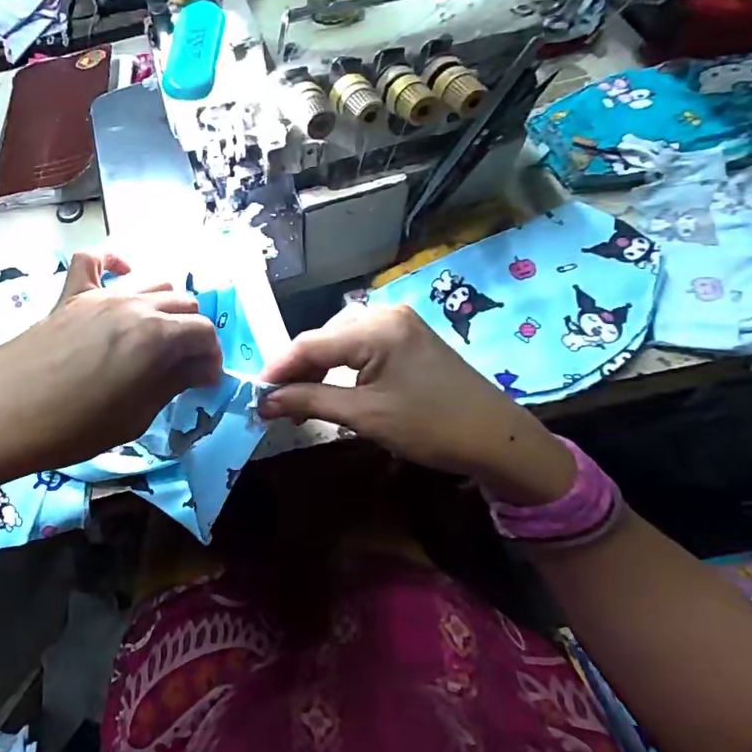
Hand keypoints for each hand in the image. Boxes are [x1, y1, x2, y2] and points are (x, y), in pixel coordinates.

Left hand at [0, 249, 222, 482]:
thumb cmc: (72, 427)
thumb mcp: (135, 416)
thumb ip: (171, 384)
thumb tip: (198, 369)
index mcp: (157, 336)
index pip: (205, 333)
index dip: (212, 359)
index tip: (204, 383)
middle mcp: (134, 304)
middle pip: (184, 304)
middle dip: (193, 334)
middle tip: (182, 367)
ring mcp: (99, 296)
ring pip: (152, 282)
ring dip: (165, 308)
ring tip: (155, 338)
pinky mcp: (69, 297)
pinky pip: (94, 260)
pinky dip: (112, 263)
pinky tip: (117, 279)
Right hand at [259, 303, 574, 500]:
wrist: (498, 439)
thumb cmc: (432, 427)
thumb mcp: (365, 415)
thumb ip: (309, 401)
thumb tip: (263, 402)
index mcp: (377, 326)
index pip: (310, 342)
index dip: (277, 368)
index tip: (253, 395)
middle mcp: (386, 313)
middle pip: (324, 338)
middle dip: (297, 369)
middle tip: (275, 403)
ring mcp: (400, 322)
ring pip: (341, 341)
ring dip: (318, 369)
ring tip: (298, 401)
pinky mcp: (409, 337)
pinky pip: (362, 346)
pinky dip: (342, 367)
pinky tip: (331, 388)